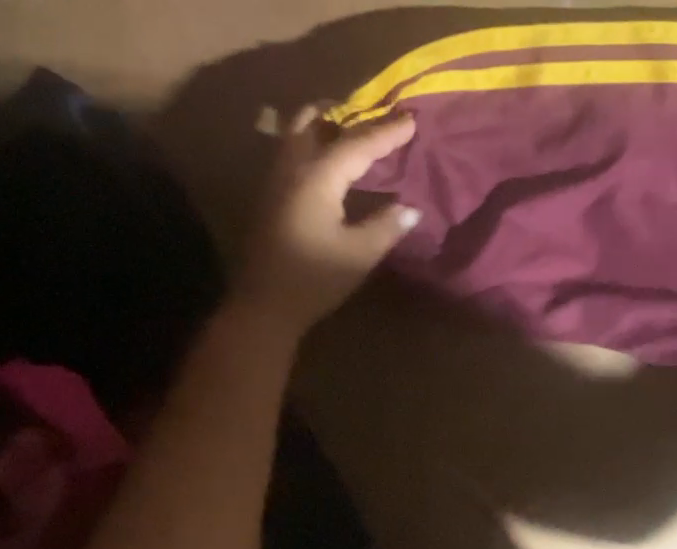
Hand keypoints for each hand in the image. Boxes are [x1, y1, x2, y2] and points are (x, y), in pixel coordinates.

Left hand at [233, 106, 420, 332]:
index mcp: (317, 177)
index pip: (357, 143)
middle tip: (372, 117)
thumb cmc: (313, 279)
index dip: (386, 132)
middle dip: (345, 114)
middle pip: (314, 121)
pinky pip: (294, 156)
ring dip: (326, 128)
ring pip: (298, 136)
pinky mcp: (271, 200)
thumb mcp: (358, 255)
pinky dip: (315, 148)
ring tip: (352, 136)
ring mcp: (276, 182)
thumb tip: (411, 209)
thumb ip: (386, 226)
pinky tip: (331, 169)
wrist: (264, 307)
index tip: (411, 120)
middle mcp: (293, 169)